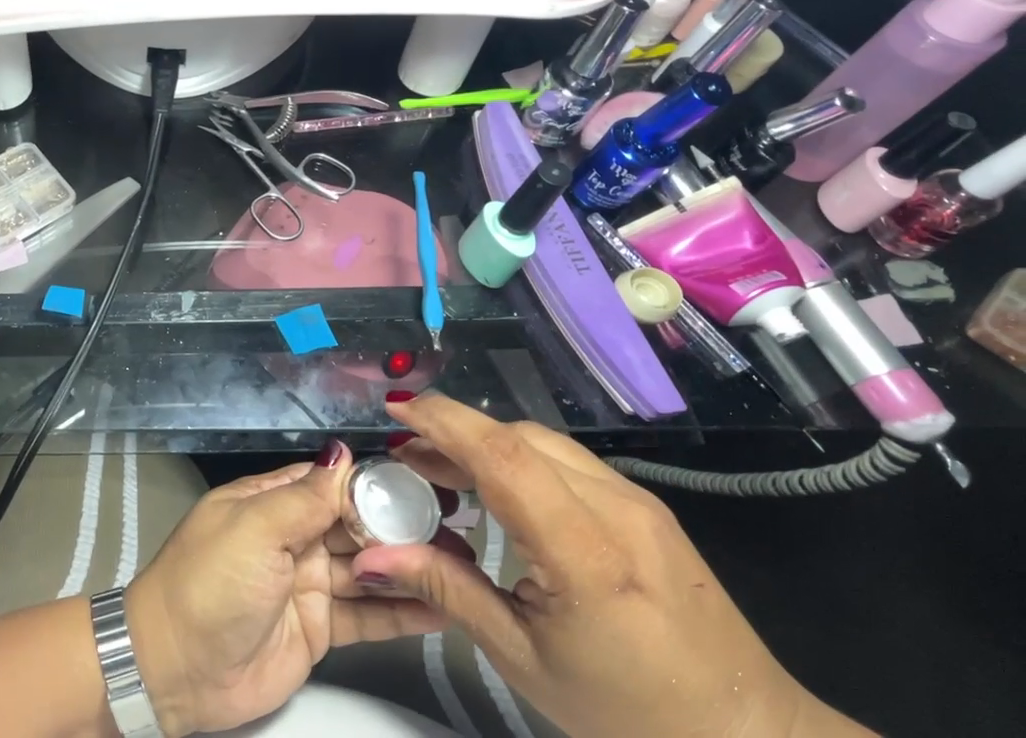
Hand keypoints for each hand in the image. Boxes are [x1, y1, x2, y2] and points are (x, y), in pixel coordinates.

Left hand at [124, 440, 472, 736]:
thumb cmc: (209, 585)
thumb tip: (344, 452)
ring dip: (411, 567)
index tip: (431, 483)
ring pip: (369, 569)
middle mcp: (291, 537)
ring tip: (467, 566)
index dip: (376, 483)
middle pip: (356, 525)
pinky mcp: (320, 629)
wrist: (177, 668)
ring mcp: (307, 584)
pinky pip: (368, 615)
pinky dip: (403, 611)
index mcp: (269, 503)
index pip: (331, 484)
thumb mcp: (253, 530)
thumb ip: (303, 497)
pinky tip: (444, 608)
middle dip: (404, 525)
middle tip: (464, 526)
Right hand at [355, 395, 870, 737]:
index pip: (504, 456)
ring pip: (545, 444)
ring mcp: (640, 504)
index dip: (444, 423)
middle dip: (454, 431)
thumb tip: (370, 556)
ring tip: (439, 470)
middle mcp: (618, 509)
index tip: (393, 411)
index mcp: (586, 551)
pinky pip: (569, 463)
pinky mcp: (649, 510)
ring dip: (486, 443)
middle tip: (404, 456)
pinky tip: (496, 490)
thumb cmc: (628, 710)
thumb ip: (447, 591)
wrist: (747, 734)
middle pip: (520, 437)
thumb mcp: (523, 659)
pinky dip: (519, 459)